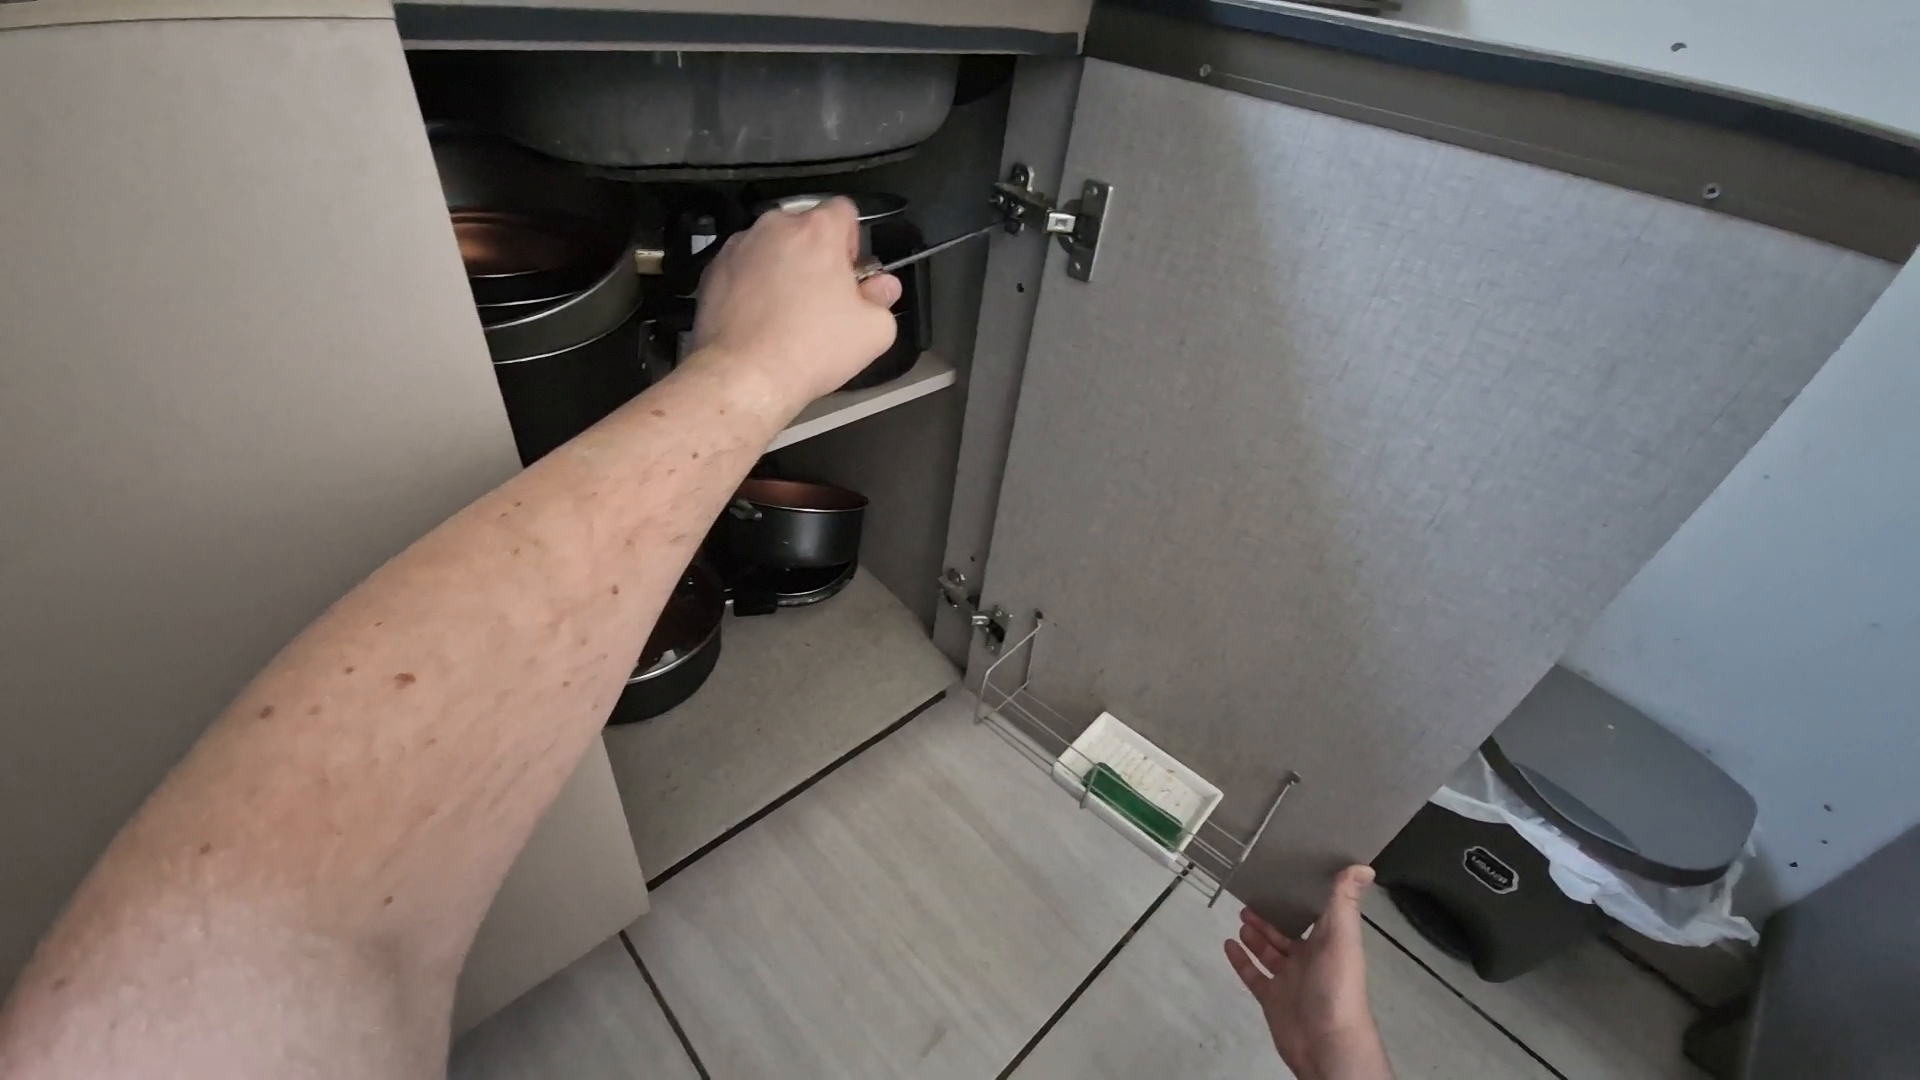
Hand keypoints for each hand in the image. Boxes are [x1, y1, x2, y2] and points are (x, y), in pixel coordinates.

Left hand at [689, 197, 901, 406]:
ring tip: (789, 316)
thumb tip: (881, 288)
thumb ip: (883, 300)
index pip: (844, 211)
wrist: (745, 375)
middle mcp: (775, 227)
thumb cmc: (811, 350)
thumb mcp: (874, 332)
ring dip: (784, 270)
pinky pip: (744, 269)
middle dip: (817, 257)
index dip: (853, 243)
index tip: (850, 275)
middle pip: (805, 230)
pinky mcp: (712, 271)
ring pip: (772, 249)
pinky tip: (762, 322)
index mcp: (818, 231)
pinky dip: (754, 287)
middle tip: (824, 301)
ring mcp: (739, 247)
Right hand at [1225, 866, 1394, 1079]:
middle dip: (1270, 917)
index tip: (1282, 874)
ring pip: (1269, 952)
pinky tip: (1229, 945)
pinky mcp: (1273, 999)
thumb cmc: (1336, 986)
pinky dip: (1241, 960)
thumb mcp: (1342, 938)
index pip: (1314, 914)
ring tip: (1240, 917)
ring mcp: (1289, 981)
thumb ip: (1344, 902)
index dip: (1300, 897)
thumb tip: (1363, 866)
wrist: (1327, 1046)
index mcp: (1328, 944)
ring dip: (1256, 936)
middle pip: (1287, 933)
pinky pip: (1254, 975)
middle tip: (1249, 898)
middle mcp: (1309, 960)